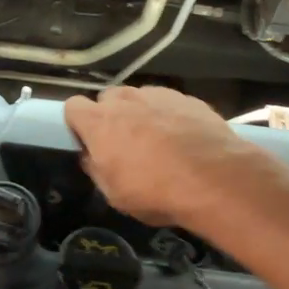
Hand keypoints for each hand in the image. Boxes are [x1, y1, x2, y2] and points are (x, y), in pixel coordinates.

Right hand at [62, 86, 278, 227]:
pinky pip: (167, 102)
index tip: (89, 141)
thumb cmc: (156, 191)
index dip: (79, 123)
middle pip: (108, 98)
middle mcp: (125, 99)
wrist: (215, 178)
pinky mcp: (186, 97)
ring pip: (139, 98)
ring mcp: (157, 94)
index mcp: (99, 122)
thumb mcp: (115, 194)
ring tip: (159, 141)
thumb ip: (96, 169)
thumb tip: (91, 157)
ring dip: (141, 113)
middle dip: (112, 116)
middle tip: (125, 143)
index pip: (73, 106)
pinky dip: (169, 115)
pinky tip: (184, 138)